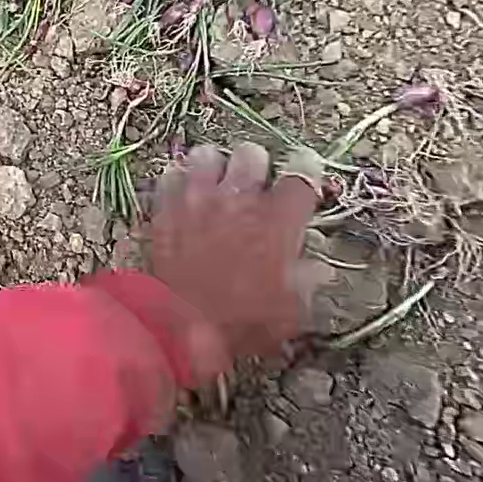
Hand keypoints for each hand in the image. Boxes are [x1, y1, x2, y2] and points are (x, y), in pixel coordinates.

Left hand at [149, 143, 328, 363]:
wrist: (181, 327)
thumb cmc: (241, 323)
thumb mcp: (289, 310)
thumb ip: (306, 280)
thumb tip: (316, 267)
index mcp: (277, 220)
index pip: (301, 175)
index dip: (305, 169)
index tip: (303, 170)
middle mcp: (239, 199)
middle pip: (252, 154)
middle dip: (255, 166)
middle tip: (252, 183)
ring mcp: (198, 198)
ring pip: (208, 155)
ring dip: (213, 168)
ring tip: (213, 184)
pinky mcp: (166, 207)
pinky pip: (171, 176)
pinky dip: (178, 183)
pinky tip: (181, 197)